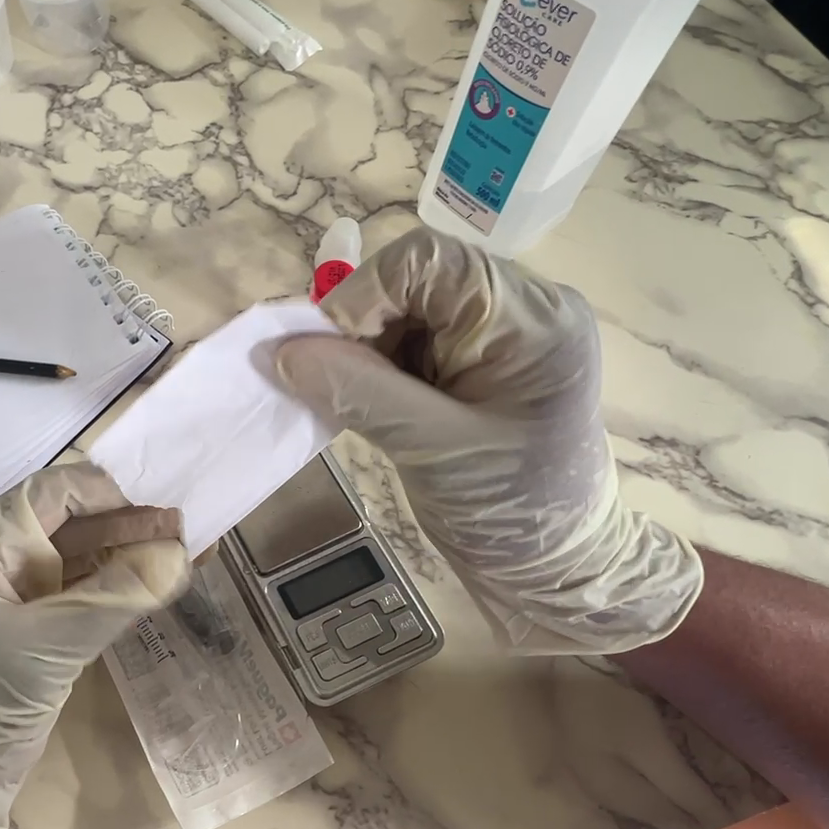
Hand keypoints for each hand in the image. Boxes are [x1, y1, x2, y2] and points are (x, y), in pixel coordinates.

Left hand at [0, 463, 188, 828]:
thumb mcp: (52, 645)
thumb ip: (115, 597)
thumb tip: (178, 556)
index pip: (46, 493)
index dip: (104, 496)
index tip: (156, 516)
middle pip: (67, 519)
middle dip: (125, 524)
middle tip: (184, 531)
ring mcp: (15, 589)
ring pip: (78, 552)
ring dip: (128, 551)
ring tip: (185, 552)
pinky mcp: (34, 618)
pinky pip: (79, 585)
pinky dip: (117, 582)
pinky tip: (158, 579)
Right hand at [274, 226, 701, 653]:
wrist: (550, 567)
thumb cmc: (510, 512)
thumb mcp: (430, 448)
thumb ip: (357, 391)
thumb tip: (278, 352)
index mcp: (530, 320)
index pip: (430, 261)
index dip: (365, 295)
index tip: (328, 354)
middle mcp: (519, 312)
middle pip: (416, 280)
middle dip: (364, 327)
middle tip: (340, 385)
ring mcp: (498, 338)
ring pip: (405, 311)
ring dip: (367, 352)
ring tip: (364, 404)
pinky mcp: (477, 364)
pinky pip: (411, 343)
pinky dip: (377, 369)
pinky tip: (377, 406)